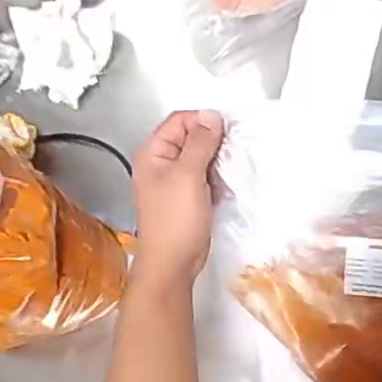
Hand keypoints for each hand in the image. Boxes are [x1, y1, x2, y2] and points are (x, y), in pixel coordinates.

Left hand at [132, 109, 224, 285]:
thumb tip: (212, 117)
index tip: (226, 133)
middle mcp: (161, 165)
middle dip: (212, 146)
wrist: (172, 264)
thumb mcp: (188, 175)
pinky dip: (215, 184)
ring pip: (200, 162)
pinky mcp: (186, 201)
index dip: (203, 122)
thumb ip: (200, 143)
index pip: (180, 121)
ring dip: (216, 167)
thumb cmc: (174, 222)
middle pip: (191, 140)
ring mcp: (173, 184)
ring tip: (225, 178)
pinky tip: (223, 192)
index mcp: (153, 153)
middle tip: (229, 157)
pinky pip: (203, 182)